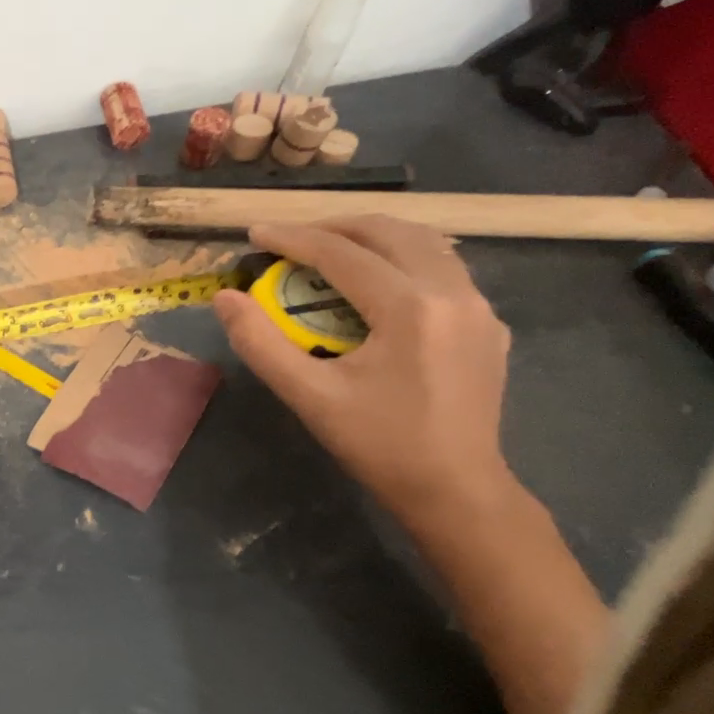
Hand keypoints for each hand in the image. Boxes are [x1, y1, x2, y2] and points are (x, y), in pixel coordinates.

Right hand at [213, 215, 514, 521]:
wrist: (455, 487)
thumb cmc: (377, 443)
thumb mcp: (308, 395)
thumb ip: (261, 342)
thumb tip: (225, 298)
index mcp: (409, 308)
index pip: (342, 254)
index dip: (292, 239)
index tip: (254, 234)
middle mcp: (453, 293)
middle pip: (391, 233)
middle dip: (335, 227)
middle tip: (290, 237)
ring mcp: (479, 306)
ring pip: (424, 243)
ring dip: (372, 237)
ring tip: (329, 249)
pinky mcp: (488, 324)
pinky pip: (444, 269)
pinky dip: (402, 259)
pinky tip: (377, 281)